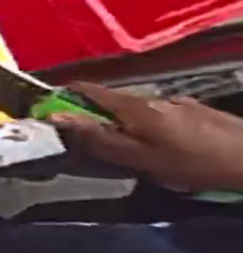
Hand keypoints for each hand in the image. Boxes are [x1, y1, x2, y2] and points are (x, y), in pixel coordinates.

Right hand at [49, 83, 242, 192]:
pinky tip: (164, 146)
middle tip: (90, 139)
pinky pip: (164, 117)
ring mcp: (185, 105)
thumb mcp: (135, 156)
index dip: (64, 95)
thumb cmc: (194, 163)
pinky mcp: (205, 114)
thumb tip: (55, 116)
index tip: (47, 106)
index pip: (90, 90)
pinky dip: (151, 127)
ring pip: (141, 111)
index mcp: (137, 107)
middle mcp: (159, 99)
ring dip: (127, 124)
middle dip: (97, 116)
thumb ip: (94, 136)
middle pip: (115, 102)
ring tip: (131, 147)